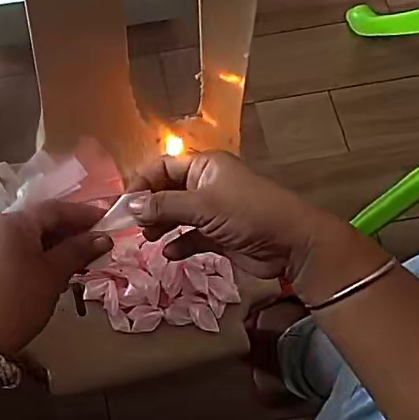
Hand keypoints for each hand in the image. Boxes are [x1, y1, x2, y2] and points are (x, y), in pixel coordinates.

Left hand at [0, 201, 109, 353]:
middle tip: (102, 240)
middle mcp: (3, 226)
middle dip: (74, 229)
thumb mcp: (53, 274)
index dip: (84, 213)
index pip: (55, 208)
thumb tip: (104, 237)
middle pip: (44, 220)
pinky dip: (47, 254)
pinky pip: (26, 249)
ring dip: (62, 244)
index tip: (109, 219)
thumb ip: (78, 250)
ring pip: (36, 236)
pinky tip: (65, 267)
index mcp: (16, 221)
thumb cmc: (19, 300)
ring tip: (89, 256)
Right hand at [125, 151, 369, 286]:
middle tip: (134, 225)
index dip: (142, 182)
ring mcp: (214, 210)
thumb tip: (130, 206)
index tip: (125, 203)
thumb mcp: (203, 206)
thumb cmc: (248, 213)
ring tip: (149, 238)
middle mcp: (207, 184)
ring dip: (162, 225)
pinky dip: (179, 243)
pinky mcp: (220, 234)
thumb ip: (164, 206)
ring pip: (177, 214)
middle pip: (167, 191)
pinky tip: (169, 253)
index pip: (163, 167)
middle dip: (150, 207)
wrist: (293, 245)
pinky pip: (191, 236)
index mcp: (205, 166)